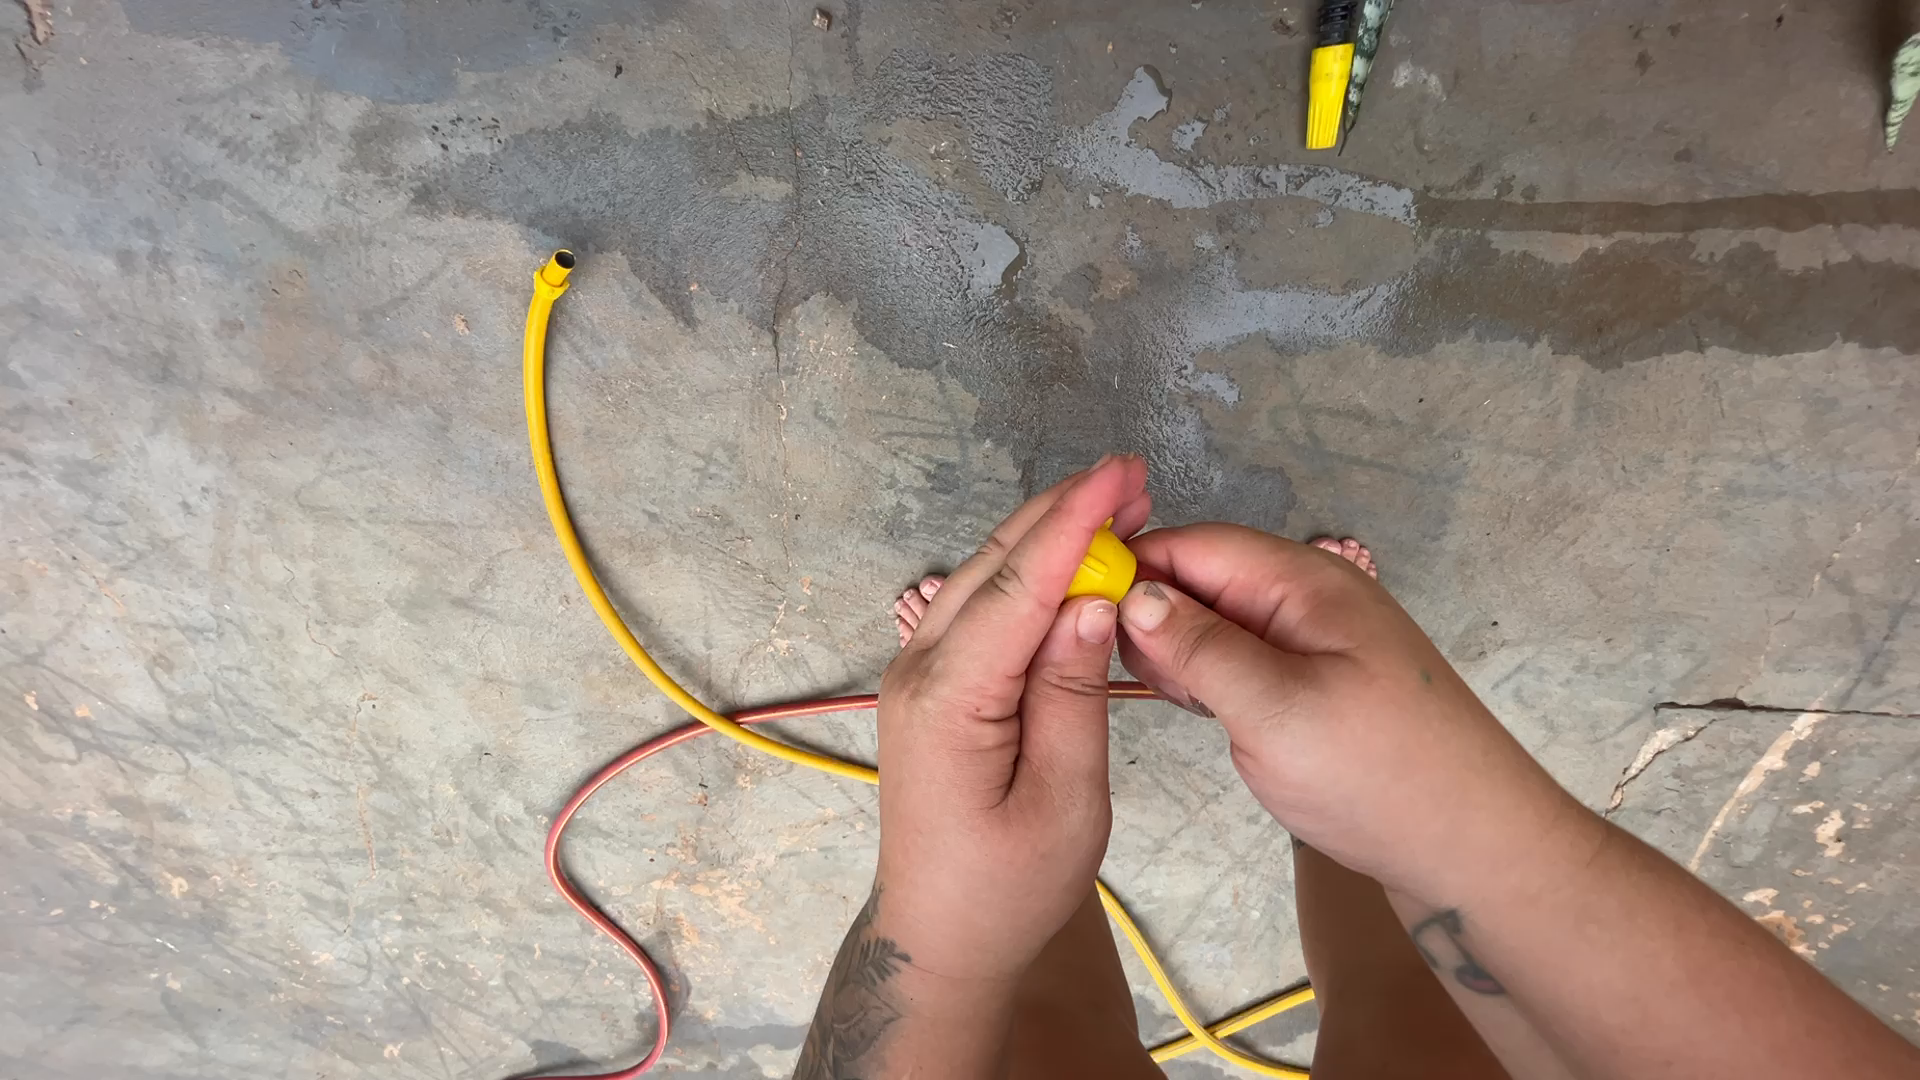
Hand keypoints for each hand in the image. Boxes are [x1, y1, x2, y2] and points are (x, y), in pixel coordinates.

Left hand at [873, 455, 1151, 982]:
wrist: (939, 933)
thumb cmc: (1010, 886)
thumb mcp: (1064, 801)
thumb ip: (1073, 692)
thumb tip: (1094, 600)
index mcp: (949, 698)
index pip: (1019, 588)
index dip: (1073, 525)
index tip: (1121, 475)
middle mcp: (919, 667)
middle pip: (994, 566)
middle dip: (1062, 513)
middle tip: (1129, 475)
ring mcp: (916, 668)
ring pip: (982, 577)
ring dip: (1045, 535)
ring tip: (1111, 504)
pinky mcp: (930, 678)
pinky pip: (978, 605)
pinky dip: (1025, 573)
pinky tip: (1065, 561)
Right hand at [1114, 524, 1597, 903]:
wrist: (1476, 854)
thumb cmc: (1376, 774)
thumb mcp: (1274, 707)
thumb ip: (1198, 645)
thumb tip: (1131, 592)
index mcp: (1300, 580)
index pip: (1194, 544)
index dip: (1134, 566)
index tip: (1081, 610)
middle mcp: (1299, 595)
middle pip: (1199, 577)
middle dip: (1151, 612)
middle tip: (1124, 667)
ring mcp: (1302, 637)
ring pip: (1210, 618)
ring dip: (1175, 647)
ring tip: (1162, 691)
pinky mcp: (1301, 675)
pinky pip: (1233, 654)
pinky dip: (1202, 672)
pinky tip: (1194, 703)